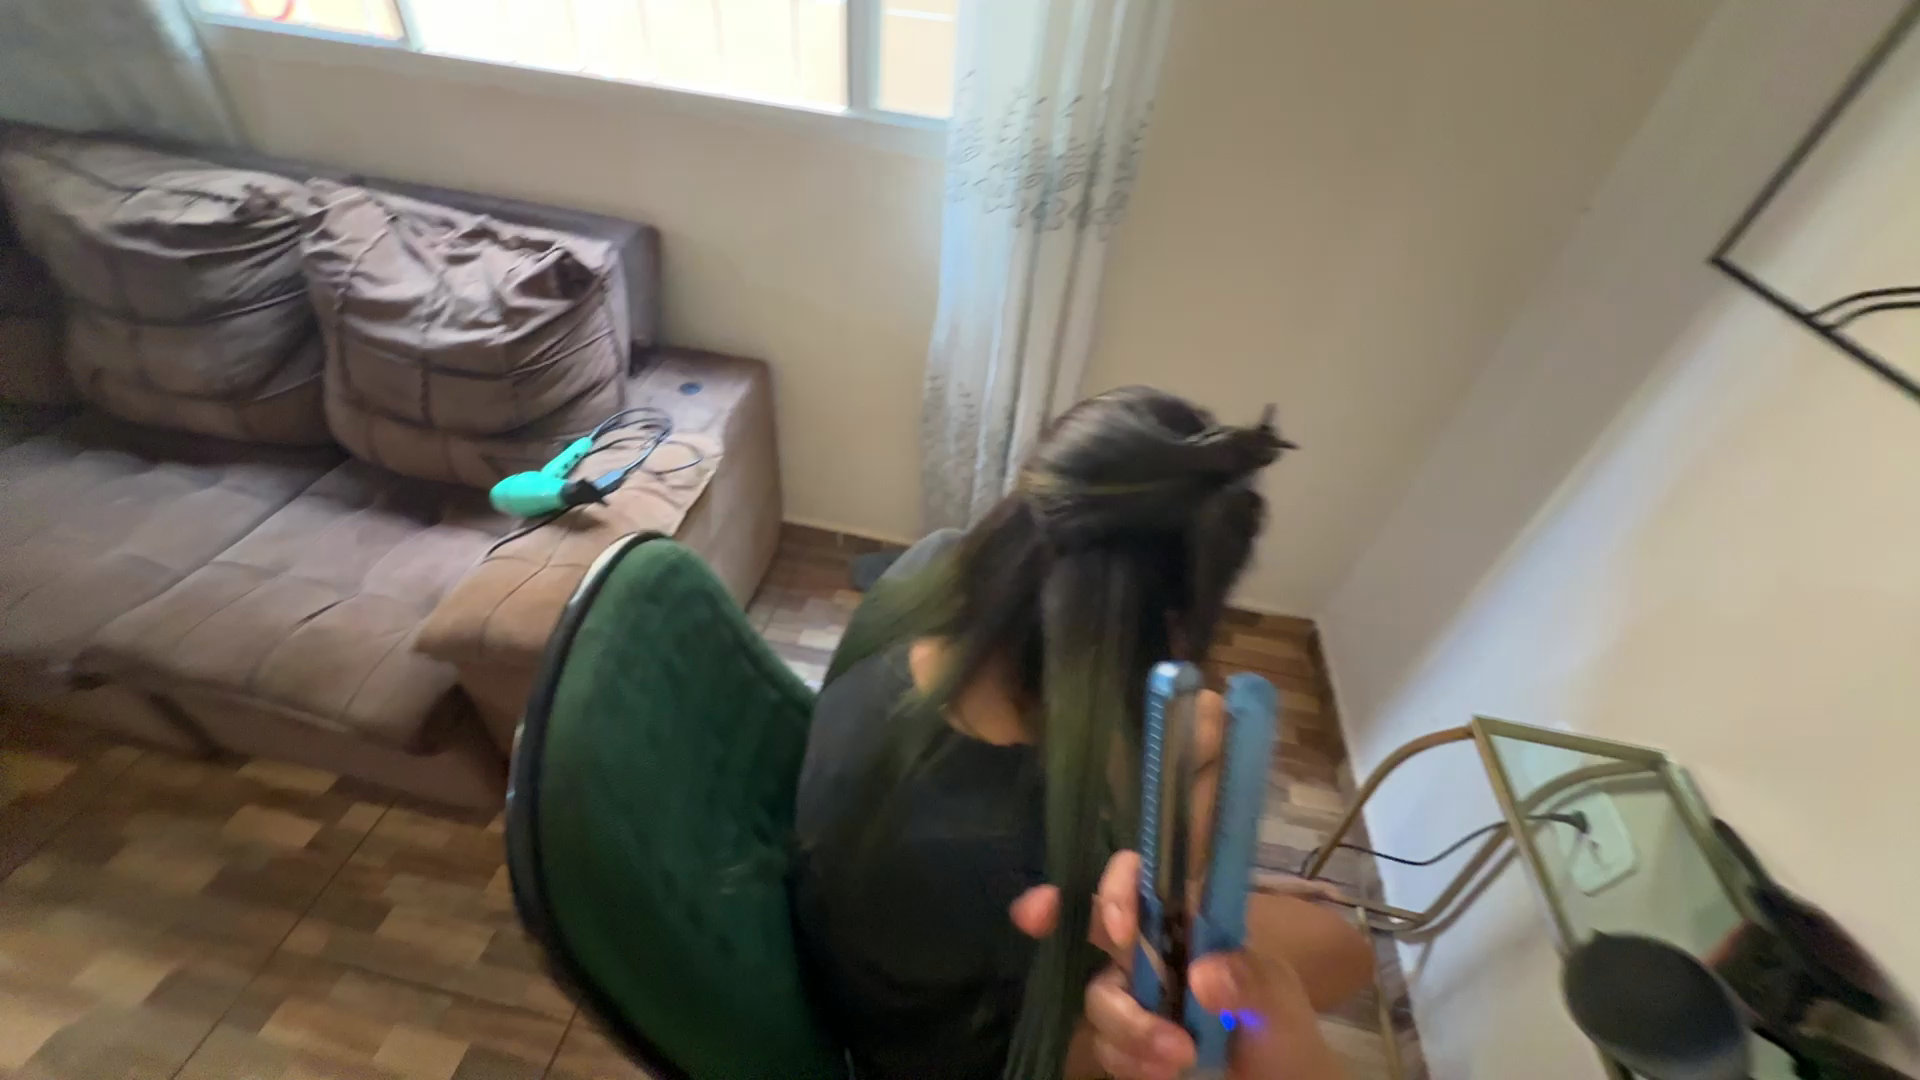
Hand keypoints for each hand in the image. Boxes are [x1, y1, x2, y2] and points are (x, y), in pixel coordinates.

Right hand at [1012, 851, 1340, 1079]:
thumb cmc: (1281, 1033)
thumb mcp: (1280, 1002)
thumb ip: (1251, 979)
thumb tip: (1202, 976)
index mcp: (1185, 919)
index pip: (1138, 874)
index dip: (1117, 886)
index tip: (1122, 932)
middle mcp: (1150, 946)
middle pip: (1097, 926)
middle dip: (1074, 934)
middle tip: (1101, 976)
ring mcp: (1134, 991)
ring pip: (1098, 993)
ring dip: (1128, 1029)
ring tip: (1182, 1060)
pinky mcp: (1127, 1038)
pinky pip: (1103, 1042)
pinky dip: (1128, 1061)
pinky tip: (1166, 1074)